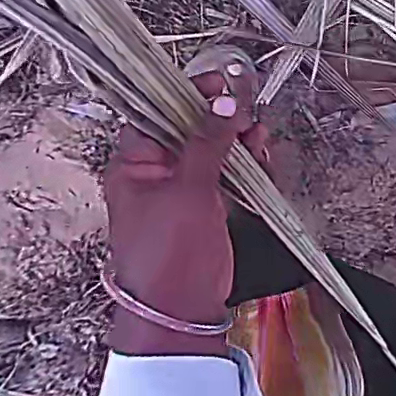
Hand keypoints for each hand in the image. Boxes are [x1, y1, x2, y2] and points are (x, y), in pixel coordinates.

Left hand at [102, 67, 266, 356]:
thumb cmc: (169, 252)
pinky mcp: (207, 201)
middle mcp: (157, 170)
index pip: (157, 112)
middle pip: (190, 127)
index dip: (186, 94)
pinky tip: (260, 155)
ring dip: (237, 137)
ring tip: (257, 135)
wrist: (181, 312)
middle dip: (221, 116)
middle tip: (246, 112)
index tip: (218, 82)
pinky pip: (227, 169)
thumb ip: (208, 143)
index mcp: (135, 163)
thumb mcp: (188, 191)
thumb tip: (224, 101)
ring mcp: (184, 186)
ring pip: (213, 146)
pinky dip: (244, 160)